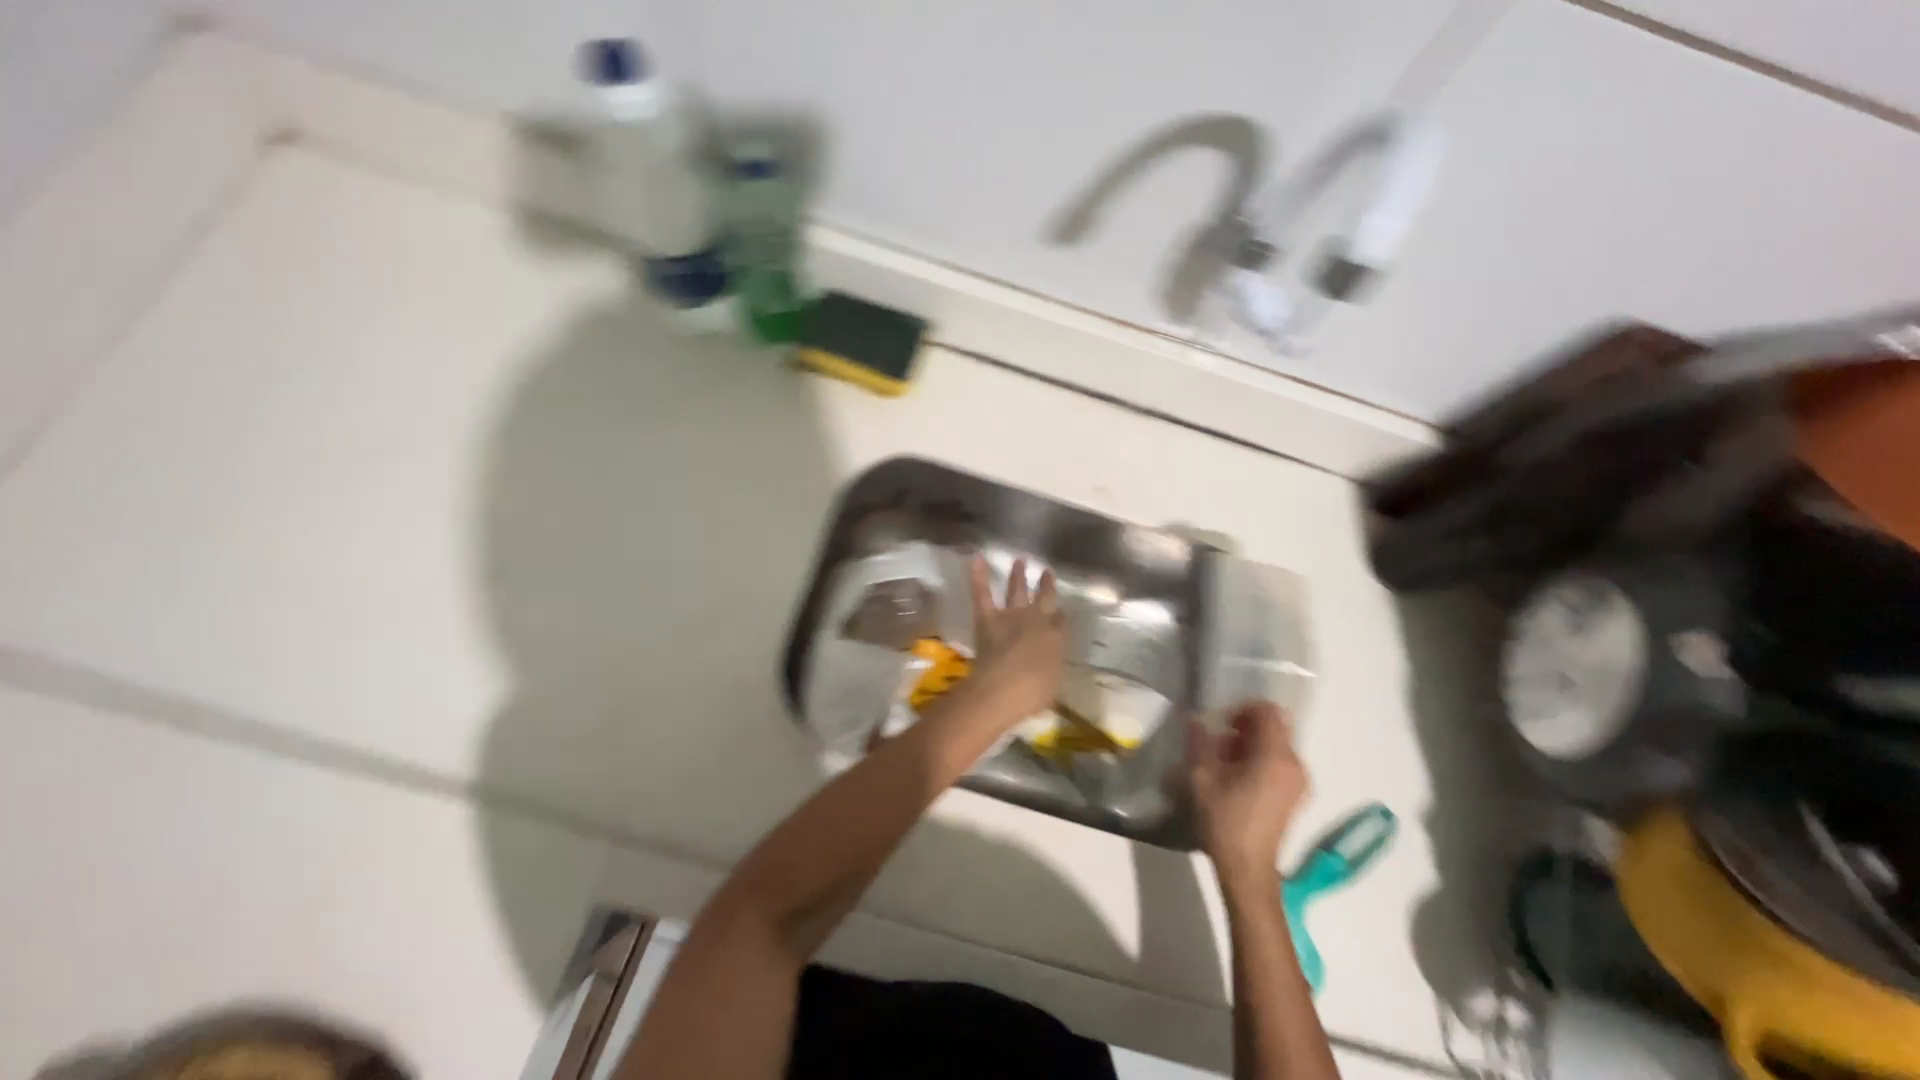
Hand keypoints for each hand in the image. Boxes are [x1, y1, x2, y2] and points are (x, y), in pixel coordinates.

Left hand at [966, 554, 1067, 721]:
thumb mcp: (1053, 681)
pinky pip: (982, 592)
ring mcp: (1012, 615)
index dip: (1060, 616)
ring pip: (1016, 589)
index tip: (1061, 611)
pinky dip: (978, 575)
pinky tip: (975, 558)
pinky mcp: (988, 617)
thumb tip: (1049, 663)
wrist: (1005, 687)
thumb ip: (1052, 667)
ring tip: (1019, 560)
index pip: (1061, 621)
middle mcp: (1037, 620)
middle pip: (1045, 598)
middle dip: (1046, 585)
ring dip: (1017, 575)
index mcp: (1057, 637)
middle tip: (1047, 572)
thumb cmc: (1033, 693)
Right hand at [1187, 701, 1309, 883]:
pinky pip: (1280, 763)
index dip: (1243, 709)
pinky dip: (1260, 761)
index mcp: (1276, 756)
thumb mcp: (1202, 779)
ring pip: (1277, 746)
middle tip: (1218, 745)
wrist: (1247, 868)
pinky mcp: (1296, 796)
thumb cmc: (1225, 821)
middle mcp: (1295, 764)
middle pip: (1275, 728)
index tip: (1221, 724)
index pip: (1268, 712)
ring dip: (1251, 745)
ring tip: (1224, 764)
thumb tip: (1196, 719)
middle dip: (1245, 728)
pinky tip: (1237, 780)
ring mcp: (1299, 782)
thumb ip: (1199, 742)